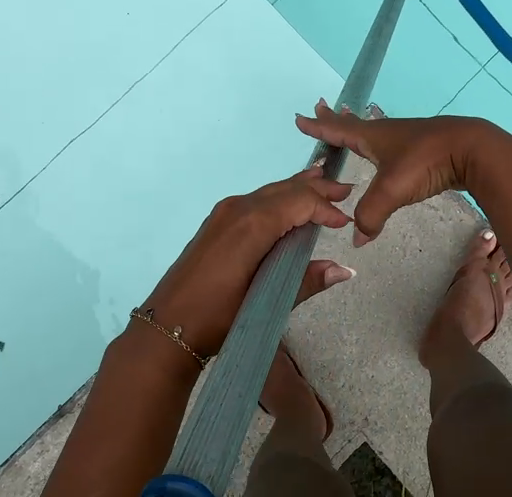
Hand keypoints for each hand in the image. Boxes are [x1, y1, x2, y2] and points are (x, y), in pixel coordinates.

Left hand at [140, 167, 355, 362]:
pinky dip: (279, 197)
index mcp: (251, 225)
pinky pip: (257, 200)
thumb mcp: (263, 303)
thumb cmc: (215, 318)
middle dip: (316, 188)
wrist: (165, 327)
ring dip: (298, 190)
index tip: (346, 223)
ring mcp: (225, 213)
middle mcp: (238, 209)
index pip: (298, 202)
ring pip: (270, 192)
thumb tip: (345, 270)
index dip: (324, 208)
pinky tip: (289, 201)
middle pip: (285, 190)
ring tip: (324, 183)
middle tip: (345, 189)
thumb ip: (305, 282)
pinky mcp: (218, 222)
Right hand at [294, 99, 511, 246]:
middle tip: (319, 106)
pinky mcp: (423, 148)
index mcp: (372, 136)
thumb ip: (370, 215)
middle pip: (353, 123)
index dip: (319, 127)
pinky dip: (378, 143)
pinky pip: (391, 143)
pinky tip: (385, 151)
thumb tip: (357, 239)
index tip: (300, 118)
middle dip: (334, 118)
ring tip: (347, 124)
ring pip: (374, 131)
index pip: (338, 130)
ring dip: (357, 128)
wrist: (471, 149)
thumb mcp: (392, 191)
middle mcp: (386, 132)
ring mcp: (406, 138)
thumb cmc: (425, 161)